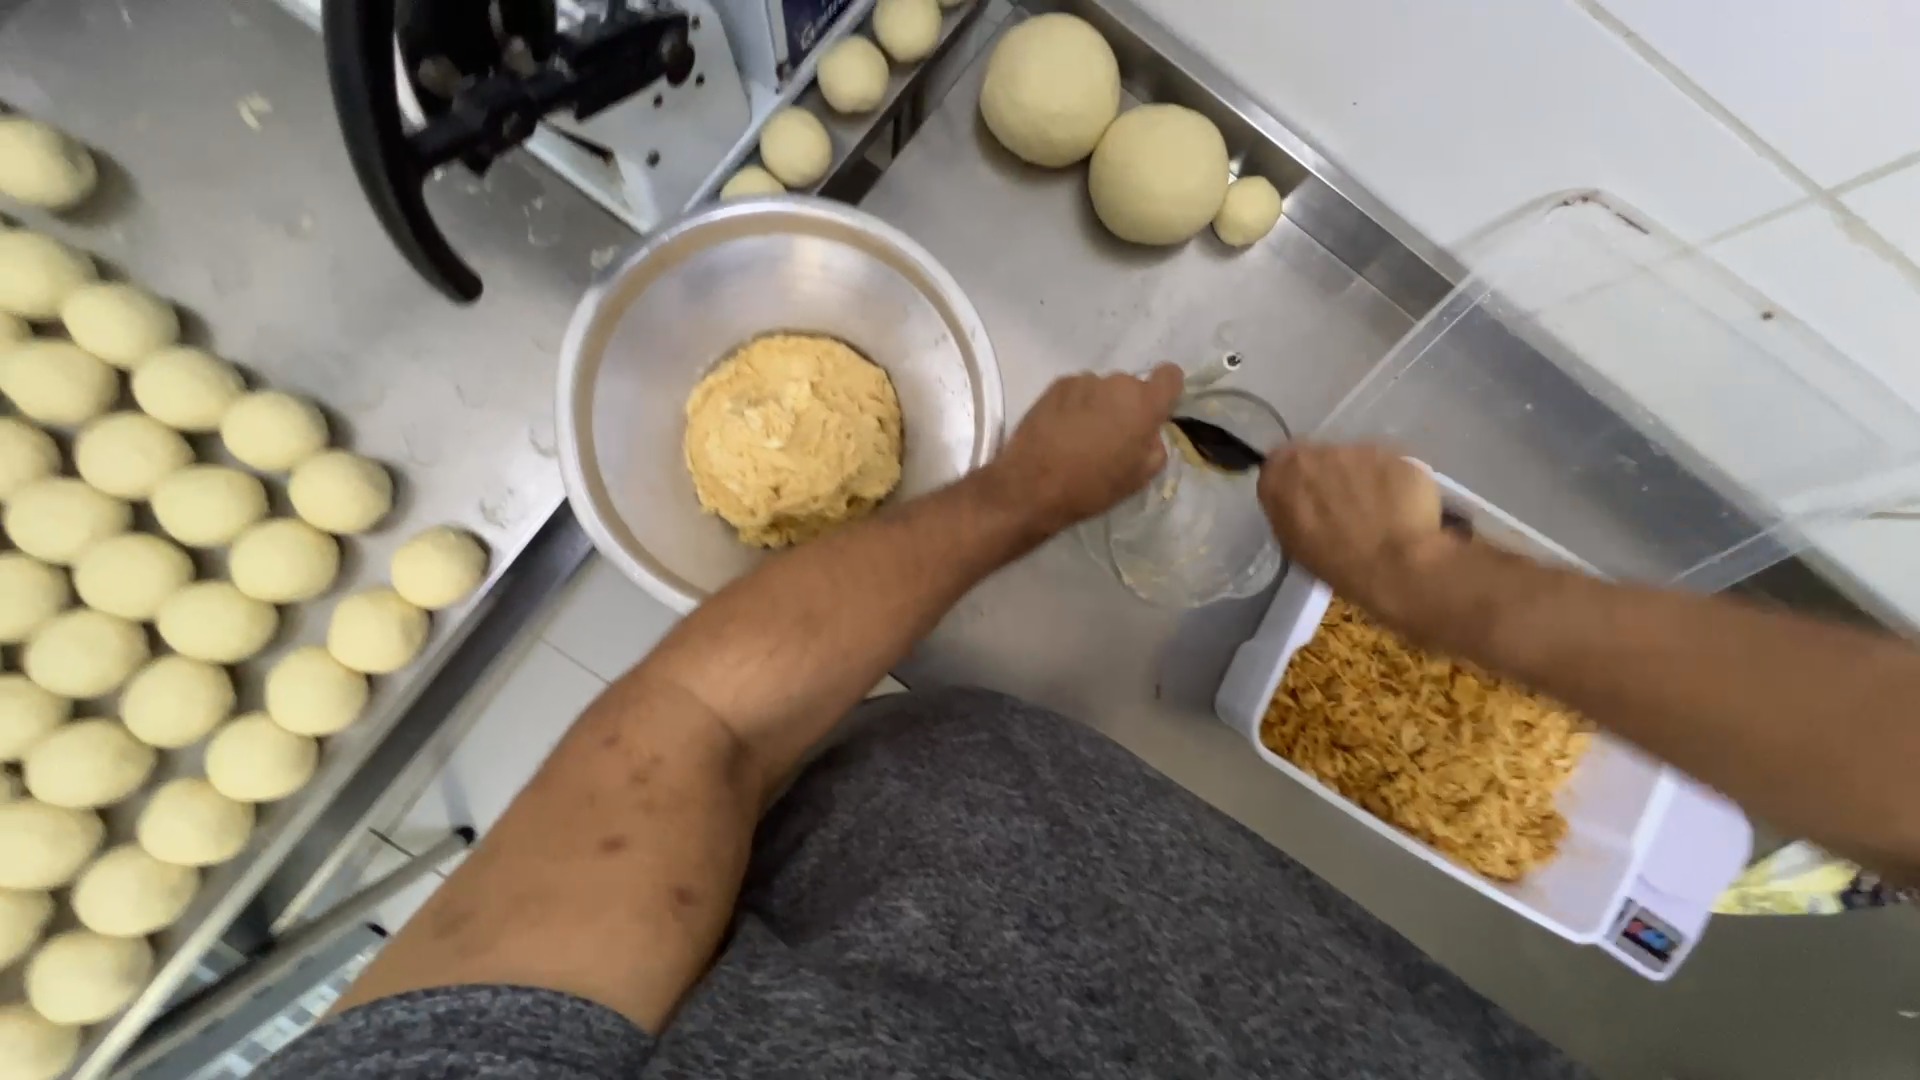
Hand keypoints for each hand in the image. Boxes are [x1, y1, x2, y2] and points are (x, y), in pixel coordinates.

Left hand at [987, 364, 1184, 534]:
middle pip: (1131, 387)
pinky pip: (1076, 391)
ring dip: (1098, 405)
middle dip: (1126, 406)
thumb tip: (1149, 434)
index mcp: (1144, 404)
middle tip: (1110, 436)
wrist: (1032, 486)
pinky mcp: (1056, 385)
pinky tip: (1061, 430)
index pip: (1170, 375)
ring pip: (1102, 389)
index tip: (1153, 411)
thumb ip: (1154, 447)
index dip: (1165, 391)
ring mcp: (1084, 381)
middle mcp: (1117, 383)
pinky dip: (1074, 405)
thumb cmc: (1092, 487)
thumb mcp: (1138, 478)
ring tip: (1080, 436)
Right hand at [1257, 442, 1458, 618]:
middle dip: (1326, 475)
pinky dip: (1389, 482)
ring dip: (1359, 478)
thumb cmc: (1335, 563)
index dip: (1292, 479)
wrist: (1396, 564)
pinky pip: (1386, 466)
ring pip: (1354, 459)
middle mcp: (1316, 453)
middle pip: (1318, 457)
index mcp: (1282, 476)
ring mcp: (1358, 450)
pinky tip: (1398, 507)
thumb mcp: (1291, 541)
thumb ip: (1286, 508)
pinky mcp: (1394, 454)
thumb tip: (1294, 499)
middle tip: (1340, 505)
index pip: (1278, 463)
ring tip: (1375, 509)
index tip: (1303, 497)